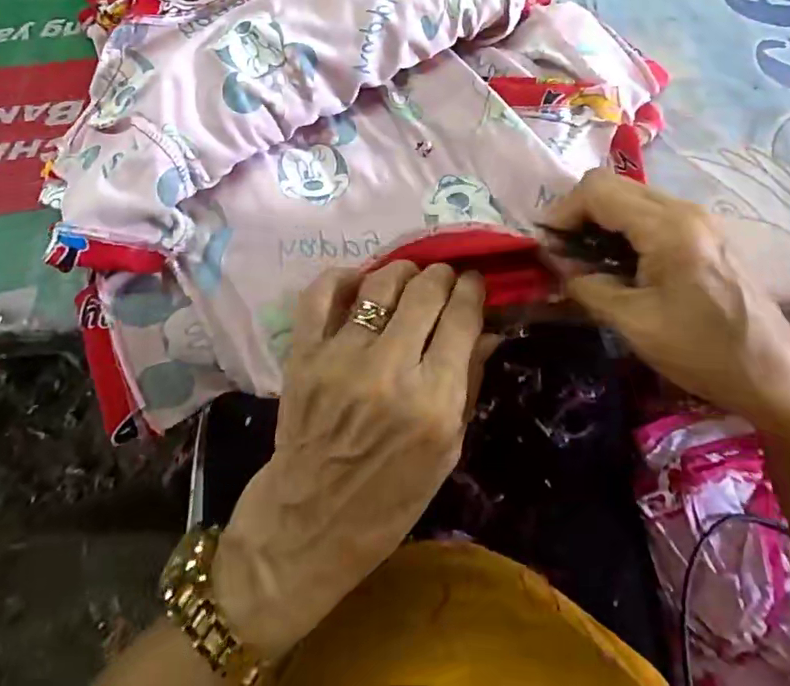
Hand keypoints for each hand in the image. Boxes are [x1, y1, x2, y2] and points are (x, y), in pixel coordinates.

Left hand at [212, 262, 499, 660]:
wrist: (312, 517)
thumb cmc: (390, 496)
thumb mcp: (447, 450)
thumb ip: (468, 384)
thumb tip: (486, 329)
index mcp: (433, 402)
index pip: (461, 320)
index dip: (472, 291)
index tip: (474, 282)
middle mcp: (389, 371)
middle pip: (424, 293)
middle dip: (442, 276)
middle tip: (444, 277)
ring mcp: (341, 358)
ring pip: (378, 284)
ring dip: (401, 271)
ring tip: (408, 276)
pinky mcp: (304, 354)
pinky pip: (320, 294)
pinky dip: (342, 277)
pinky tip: (358, 281)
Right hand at [543, 168, 789, 431]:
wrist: (778, 379)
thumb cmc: (704, 352)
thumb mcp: (633, 323)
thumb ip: (586, 284)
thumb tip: (555, 261)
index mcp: (669, 227)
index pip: (597, 190)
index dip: (562, 211)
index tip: (546, 247)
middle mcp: (685, 211)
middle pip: (612, 185)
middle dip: (577, 213)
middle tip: (560, 253)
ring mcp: (698, 221)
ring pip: (630, 198)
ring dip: (599, 220)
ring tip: (583, 260)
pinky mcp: (704, 236)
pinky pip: (649, 215)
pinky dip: (621, 229)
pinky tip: (617, 264)